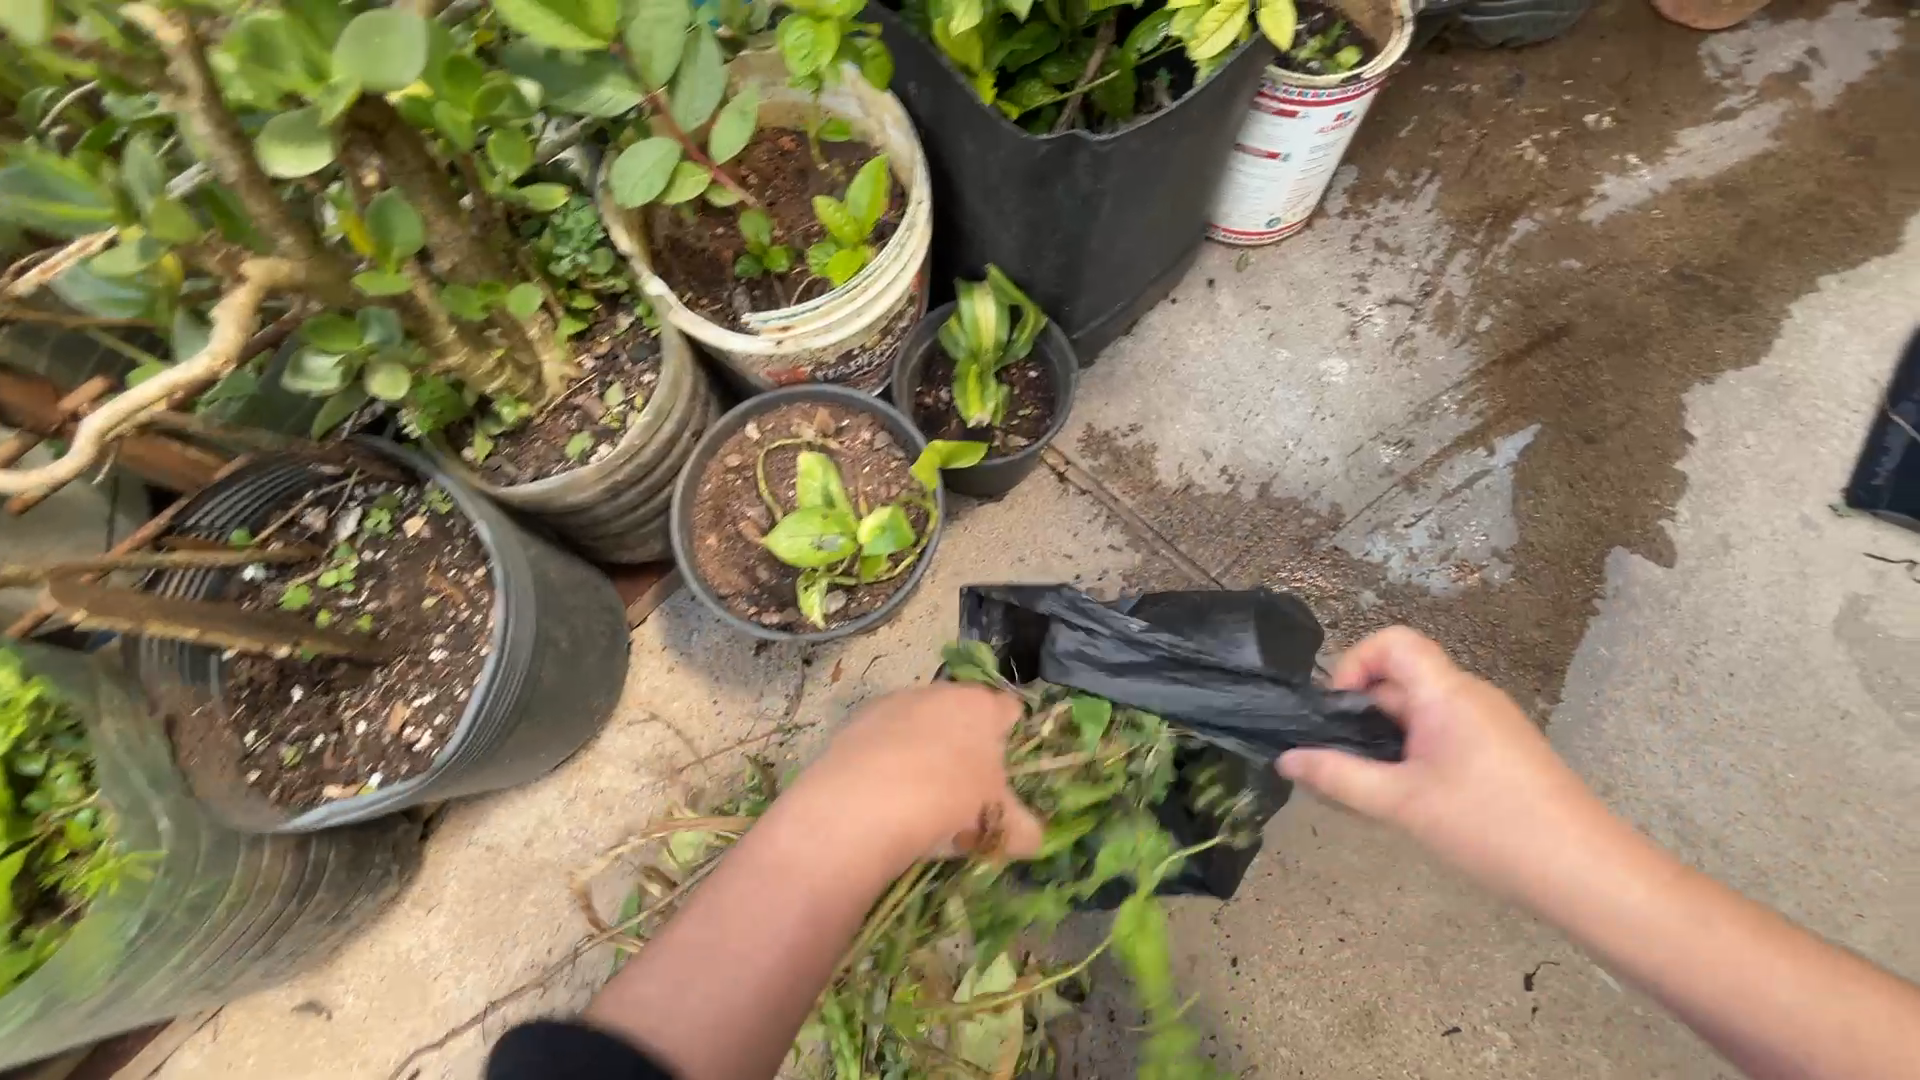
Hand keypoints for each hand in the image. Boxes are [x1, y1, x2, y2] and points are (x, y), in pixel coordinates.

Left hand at [778, 683, 1043, 868]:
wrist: (867, 802)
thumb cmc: (948, 802)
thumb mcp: (998, 823)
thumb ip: (1021, 828)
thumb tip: (1032, 839)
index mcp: (982, 707)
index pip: (1009, 709)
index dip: (1009, 736)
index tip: (1003, 769)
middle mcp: (940, 693)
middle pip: (961, 714)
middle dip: (964, 746)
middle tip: (962, 791)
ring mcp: (896, 702)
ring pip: (920, 723)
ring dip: (923, 750)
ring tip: (918, 798)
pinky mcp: (858, 720)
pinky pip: (883, 737)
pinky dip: (886, 758)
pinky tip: (882, 793)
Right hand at [1277, 627, 1607, 897]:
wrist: (1592, 877)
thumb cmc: (1492, 828)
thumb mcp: (1400, 803)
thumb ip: (1336, 776)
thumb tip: (1285, 759)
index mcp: (1446, 693)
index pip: (1392, 641)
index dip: (1354, 662)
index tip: (1338, 710)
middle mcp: (1468, 695)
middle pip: (1399, 678)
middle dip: (1361, 712)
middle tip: (1340, 760)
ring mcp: (1488, 722)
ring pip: (1417, 710)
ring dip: (1384, 737)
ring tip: (1369, 785)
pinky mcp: (1499, 750)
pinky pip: (1440, 732)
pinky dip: (1411, 751)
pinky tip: (1407, 797)